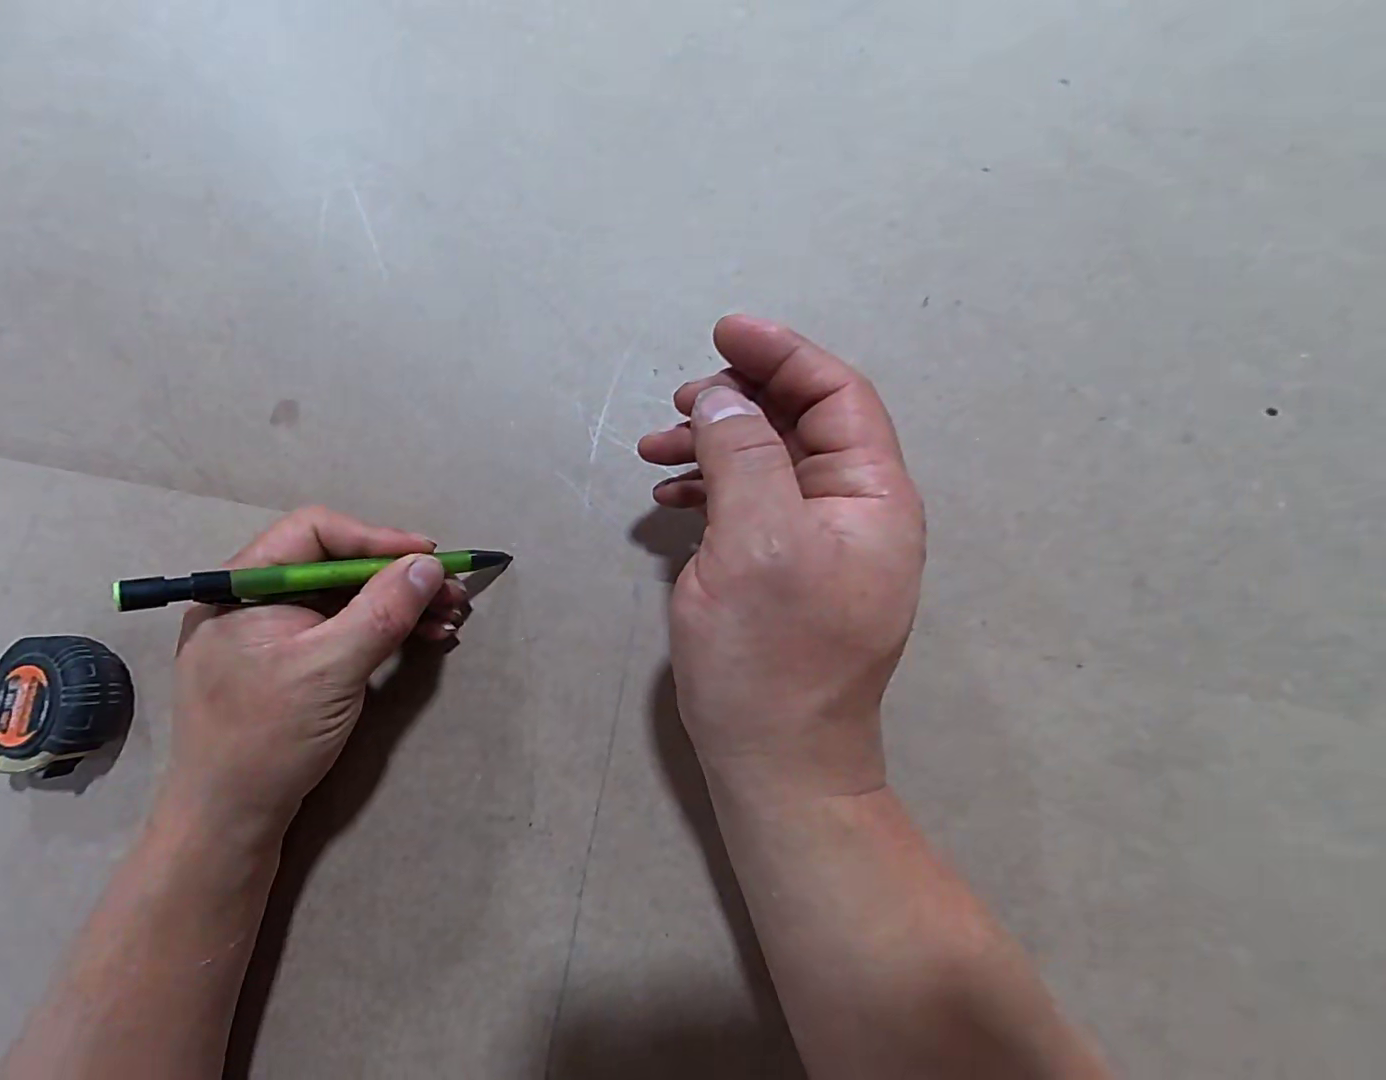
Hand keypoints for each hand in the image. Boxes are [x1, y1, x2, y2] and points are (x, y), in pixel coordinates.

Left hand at [160, 507, 469, 842]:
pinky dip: (382, 631)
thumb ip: (381, 611)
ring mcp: (273, 633)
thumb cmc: (267, 741)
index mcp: (243, 586)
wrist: (227, 824)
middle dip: (396, 576)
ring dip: (398, 604)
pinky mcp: (291, 663)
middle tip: (451, 592)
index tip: (427, 557)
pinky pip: (341, 630)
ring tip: (449, 616)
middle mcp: (255, 599)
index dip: (375, 538)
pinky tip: (423, 636)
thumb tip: (428, 564)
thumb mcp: (330, 670)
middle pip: (335, 565)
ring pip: (344, 599)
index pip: (314, 533)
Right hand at [637, 317, 924, 806]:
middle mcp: (848, 510)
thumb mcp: (752, 543)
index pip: (833, 396)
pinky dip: (707, 485)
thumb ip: (741, 456)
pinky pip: (744, 502)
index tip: (723, 330)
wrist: (772, 754)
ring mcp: (810, 540)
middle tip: (675, 402)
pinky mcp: (774, 566)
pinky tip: (670, 493)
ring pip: (762, 462)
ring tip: (653, 449)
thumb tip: (722, 393)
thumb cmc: (768, 653)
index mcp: (868, 496)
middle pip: (796, 423)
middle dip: (735, 400)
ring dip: (711, 443)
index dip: (781, 354)